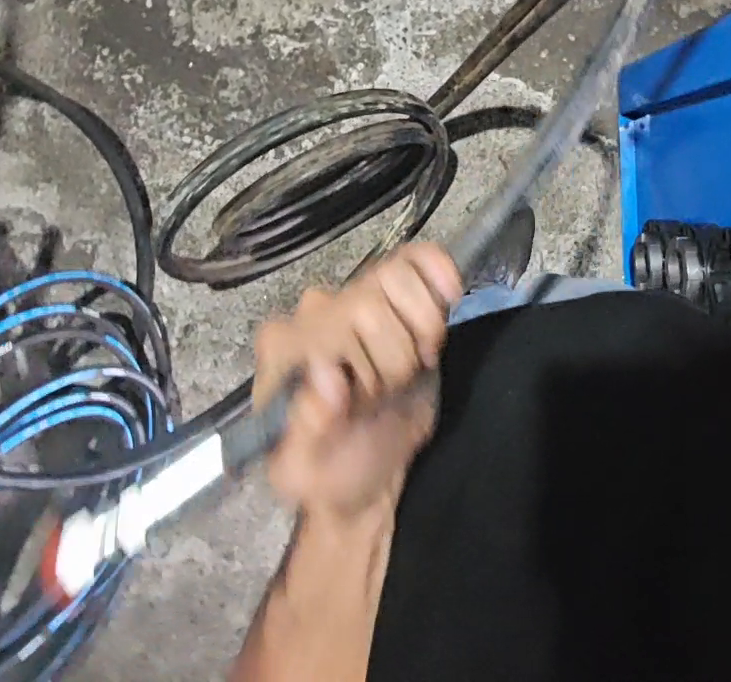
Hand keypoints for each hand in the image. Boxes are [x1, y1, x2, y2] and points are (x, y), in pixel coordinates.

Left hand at [253, 244, 462, 521]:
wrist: (365, 470)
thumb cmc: (326, 469)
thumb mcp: (303, 471)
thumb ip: (306, 430)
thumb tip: (327, 377)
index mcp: (283, 345)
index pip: (332, 328)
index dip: (365, 371)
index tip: (363, 407)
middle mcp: (313, 312)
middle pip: (372, 305)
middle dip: (394, 360)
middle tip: (385, 395)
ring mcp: (355, 298)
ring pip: (400, 279)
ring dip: (421, 330)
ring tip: (410, 367)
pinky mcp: (396, 297)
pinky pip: (418, 259)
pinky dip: (439, 271)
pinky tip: (448, 297)